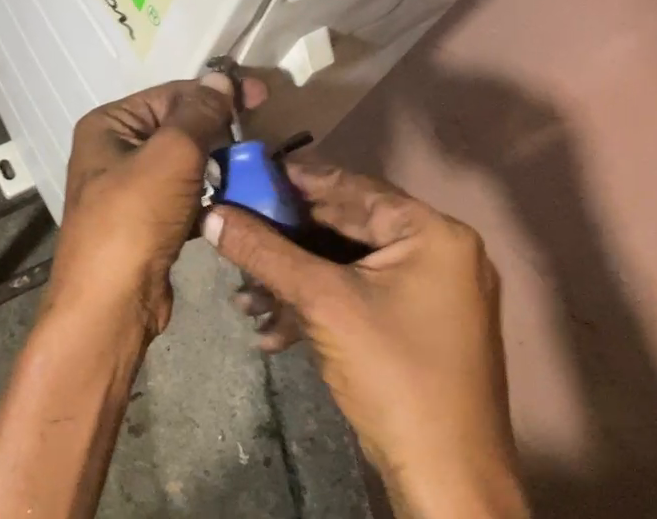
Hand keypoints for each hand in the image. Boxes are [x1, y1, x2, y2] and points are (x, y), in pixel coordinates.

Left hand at [46, 74, 266, 335]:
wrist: (111, 301)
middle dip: (219, 131)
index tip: (262, 95)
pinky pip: (185, 196)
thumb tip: (220, 77)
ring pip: (184, 164)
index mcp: (108, 124)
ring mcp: (129, 188)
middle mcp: (113, 150)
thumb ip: (199, 113)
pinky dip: (210, 196)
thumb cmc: (134, 217)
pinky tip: (237, 200)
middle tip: (262, 136)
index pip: (170, 94)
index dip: (216, 92)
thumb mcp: (171, 154)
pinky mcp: (147, 221)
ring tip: (256, 169)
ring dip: (218, 165)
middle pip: (177, 127)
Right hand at [204, 168, 526, 518]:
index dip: (293, 181)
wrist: (446, 480)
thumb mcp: (321, 302)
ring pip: (343, 265)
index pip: (351, 186)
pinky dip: (315, 307)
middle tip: (233, 236)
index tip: (242, 176)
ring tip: (245, 301)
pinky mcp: (415, 327)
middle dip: (284, 242)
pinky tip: (272, 331)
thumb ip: (263, 251)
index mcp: (433, 234)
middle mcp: (437, 254)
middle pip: (343, 227)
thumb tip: (210, 214)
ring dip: (291, 280)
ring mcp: (429, 293)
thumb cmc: (394, 373)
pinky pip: (356, 296)